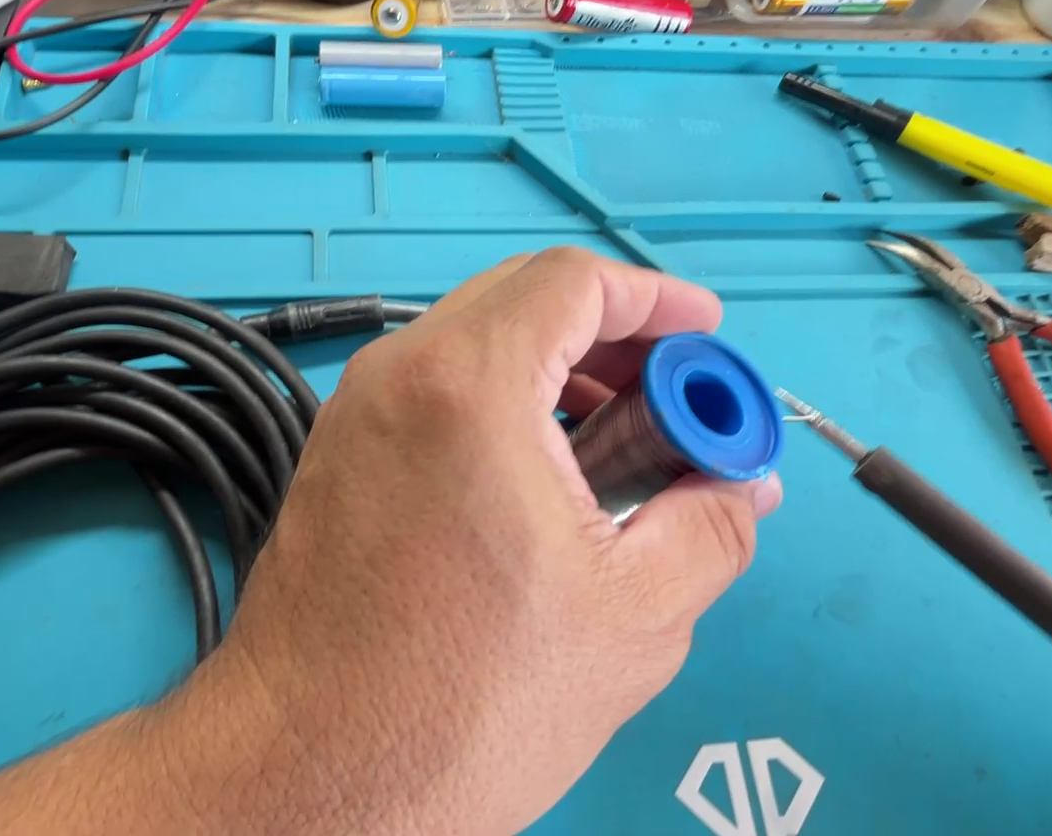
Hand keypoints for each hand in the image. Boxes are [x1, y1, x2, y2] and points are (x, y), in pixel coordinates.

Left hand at [162, 248, 782, 833]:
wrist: (310, 770)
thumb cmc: (461, 701)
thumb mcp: (633, 616)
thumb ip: (710, 525)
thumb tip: (741, 482)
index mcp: (469, 385)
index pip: (573, 282)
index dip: (652, 297)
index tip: (699, 331)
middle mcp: (399, 373)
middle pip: (523, 297)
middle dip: (610, 332)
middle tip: (668, 390)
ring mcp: (357, 406)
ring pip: (476, 336)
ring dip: (556, 363)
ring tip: (616, 434)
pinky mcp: (339, 445)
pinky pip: (435, 381)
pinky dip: (501, 394)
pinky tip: (542, 462)